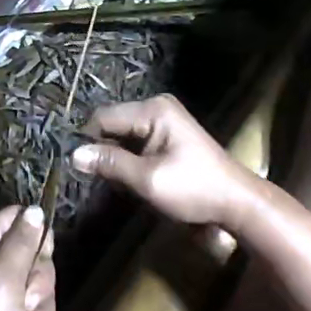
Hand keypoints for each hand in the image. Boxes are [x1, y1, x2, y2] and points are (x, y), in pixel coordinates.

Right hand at [72, 95, 259, 227]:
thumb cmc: (194, 189)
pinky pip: (136, 142)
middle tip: (97, 180)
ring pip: (123, 135)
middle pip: (112, 124)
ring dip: (116, 158)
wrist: (236, 202)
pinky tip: (132, 179)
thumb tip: (74, 154)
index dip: (87, 141)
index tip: (76, 168)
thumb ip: (110, 164)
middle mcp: (156, 107)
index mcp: (153, 110)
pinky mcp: (168, 135)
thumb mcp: (148, 180)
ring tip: (116, 183)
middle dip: (102, 150)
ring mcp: (164, 120)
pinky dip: (130, 159)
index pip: (103, 117)